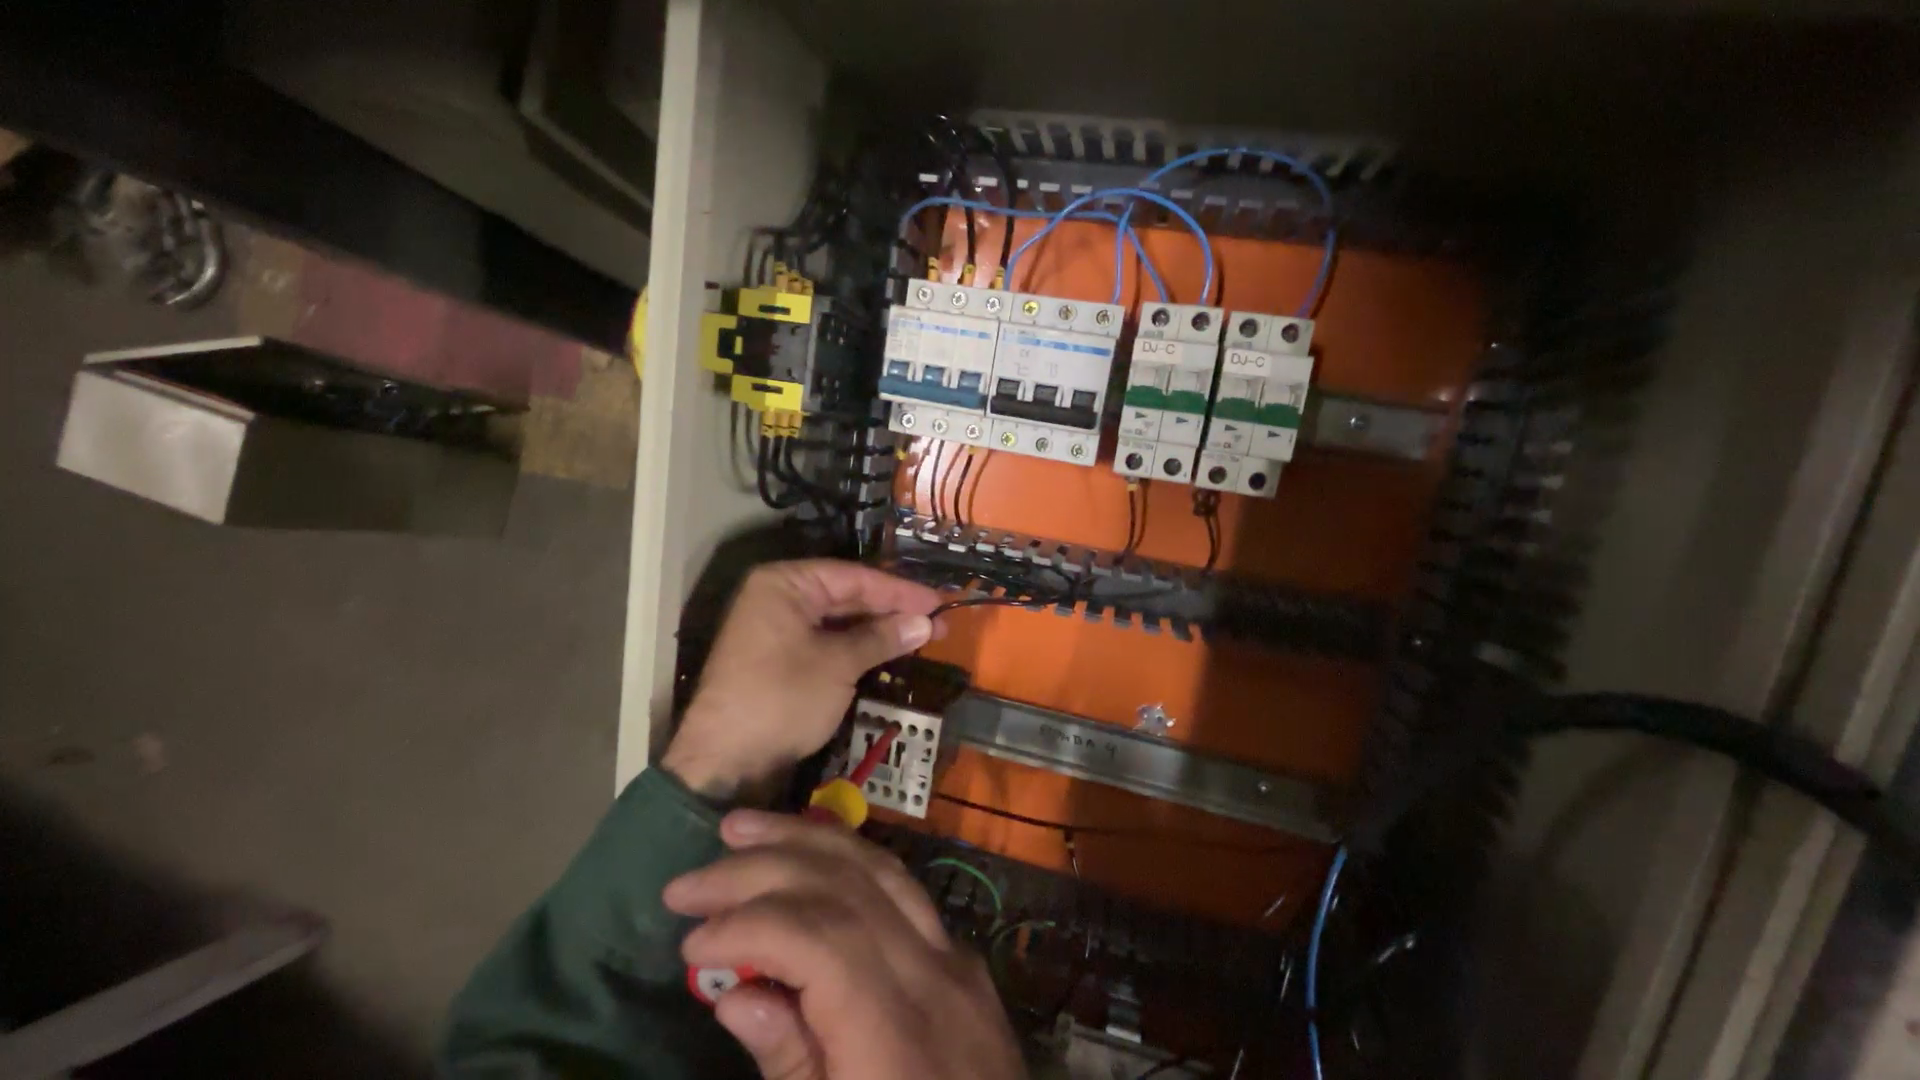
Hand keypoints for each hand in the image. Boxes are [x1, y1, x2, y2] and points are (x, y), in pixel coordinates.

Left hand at [662, 560, 940, 799]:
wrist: (723, 760)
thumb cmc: (781, 699)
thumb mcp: (837, 665)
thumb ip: (881, 638)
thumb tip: (924, 623)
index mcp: (785, 584)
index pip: (854, 577)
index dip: (900, 591)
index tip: (940, 602)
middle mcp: (778, 598)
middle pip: (846, 595)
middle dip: (892, 610)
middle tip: (938, 623)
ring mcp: (776, 629)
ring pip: (838, 621)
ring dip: (878, 630)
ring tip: (922, 637)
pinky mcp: (779, 659)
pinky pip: (825, 642)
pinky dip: (856, 648)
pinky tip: (888, 653)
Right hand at [665, 811, 1025, 1079]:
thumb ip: (790, 1063)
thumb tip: (737, 993)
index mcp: (897, 1030)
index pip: (820, 935)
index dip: (749, 926)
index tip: (690, 944)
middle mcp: (933, 974)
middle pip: (844, 888)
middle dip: (760, 870)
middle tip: (687, 884)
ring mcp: (955, 959)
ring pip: (877, 868)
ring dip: (804, 841)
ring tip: (739, 829)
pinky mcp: (962, 960)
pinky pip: (902, 887)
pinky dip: (847, 860)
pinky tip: (810, 853)